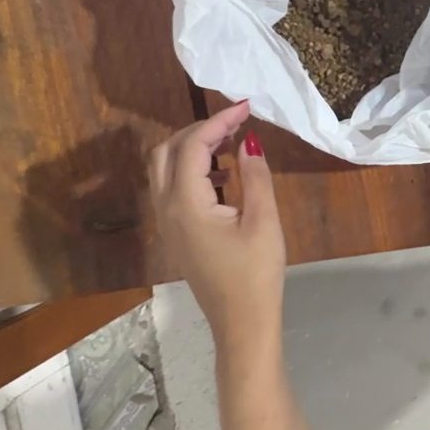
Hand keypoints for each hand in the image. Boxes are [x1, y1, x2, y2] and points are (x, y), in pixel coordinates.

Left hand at [148, 100, 285, 355]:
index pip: (194, 146)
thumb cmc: (256, 274)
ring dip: (195, 149)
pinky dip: (195, 170)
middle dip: (199, 130)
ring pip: (166, 170)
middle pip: (167, 151)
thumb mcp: (263, 221)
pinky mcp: (178, 233)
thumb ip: (255, 176)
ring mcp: (169, 222)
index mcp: (187, 203)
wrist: (242, 323)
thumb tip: (249, 141)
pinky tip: (228, 177)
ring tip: (234, 142)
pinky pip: (175, 188)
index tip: (247, 107)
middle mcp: (167, 208)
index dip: (218, 122)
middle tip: (236, 121)